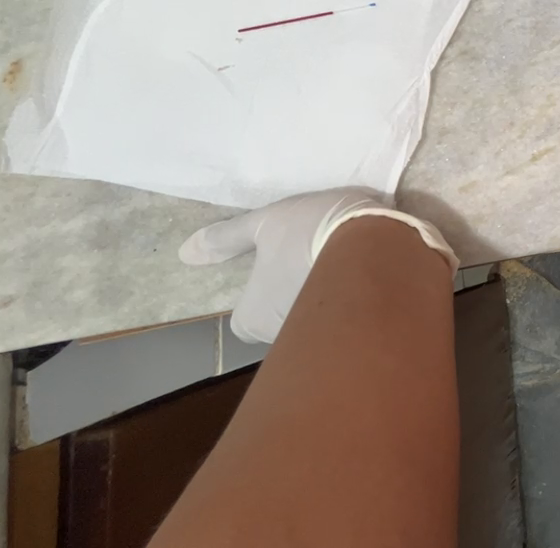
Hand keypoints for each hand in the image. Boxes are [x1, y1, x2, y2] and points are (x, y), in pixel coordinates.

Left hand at [180, 188, 457, 343]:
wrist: (373, 242)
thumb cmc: (309, 234)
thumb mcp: (267, 223)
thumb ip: (229, 238)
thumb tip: (185, 253)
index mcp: (252, 319)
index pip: (248, 320)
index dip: (264, 298)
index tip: (283, 275)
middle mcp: (281, 336)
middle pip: (286, 320)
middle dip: (301, 300)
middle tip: (317, 270)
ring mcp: (323, 337)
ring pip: (321, 322)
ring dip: (330, 302)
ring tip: (350, 273)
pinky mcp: (361, 330)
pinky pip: (351, 321)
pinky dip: (356, 305)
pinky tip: (370, 280)